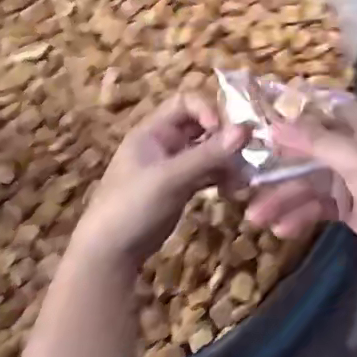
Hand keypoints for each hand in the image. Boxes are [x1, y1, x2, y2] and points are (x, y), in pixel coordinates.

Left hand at [68, 93, 246, 271]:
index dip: (208, 110)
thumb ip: (208, 154)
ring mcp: (174, 166)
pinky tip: (234, 191)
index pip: (185, 102)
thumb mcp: (170, 178)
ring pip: (208, 151)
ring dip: (227, 160)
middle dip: (225, 137)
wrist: (110, 254)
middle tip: (247, 152)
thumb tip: (246, 129)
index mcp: (153, 130)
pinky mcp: (181, 187)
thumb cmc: (132, 206)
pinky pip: (208, 172)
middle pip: (202, 125)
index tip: (225, 130)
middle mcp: (164, 142)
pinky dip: (222, 178)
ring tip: (243, 178)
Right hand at [247, 102, 356, 255]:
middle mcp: (346, 146)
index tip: (250, 124)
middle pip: (302, 152)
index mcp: (353, 124)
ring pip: (306, 183)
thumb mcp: (353, 155)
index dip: (284, 116)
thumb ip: (314, 141)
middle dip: (275, 169)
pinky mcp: (347, 207)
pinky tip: (281, 229)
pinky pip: (316, 207)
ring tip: (256, 217)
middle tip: (242, 184)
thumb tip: (274, 126)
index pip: (312, 112)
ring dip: (282, 199)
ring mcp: (345, 177)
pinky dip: (299, 216)